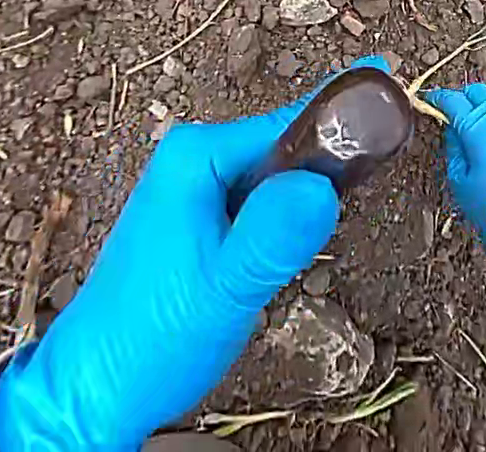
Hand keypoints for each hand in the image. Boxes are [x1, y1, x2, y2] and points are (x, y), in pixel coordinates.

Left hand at [0, 62, 388, 451]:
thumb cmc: (152, 339)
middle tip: (380, 156)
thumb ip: (270, 236)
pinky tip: (311, 219)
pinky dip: (295, 202)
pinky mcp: (208, 208)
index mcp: (198, 154)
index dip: (344, 118)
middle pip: (289, 140)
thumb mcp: (222, 288)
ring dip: (316, 181)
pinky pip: (267, 190)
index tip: (393, 91)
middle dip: (333, 153)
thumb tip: (324, 185)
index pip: (289, 122)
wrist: (92, 392)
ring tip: (354, 187)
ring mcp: (201, 180)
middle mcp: (198, 154)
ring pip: (282, 167)